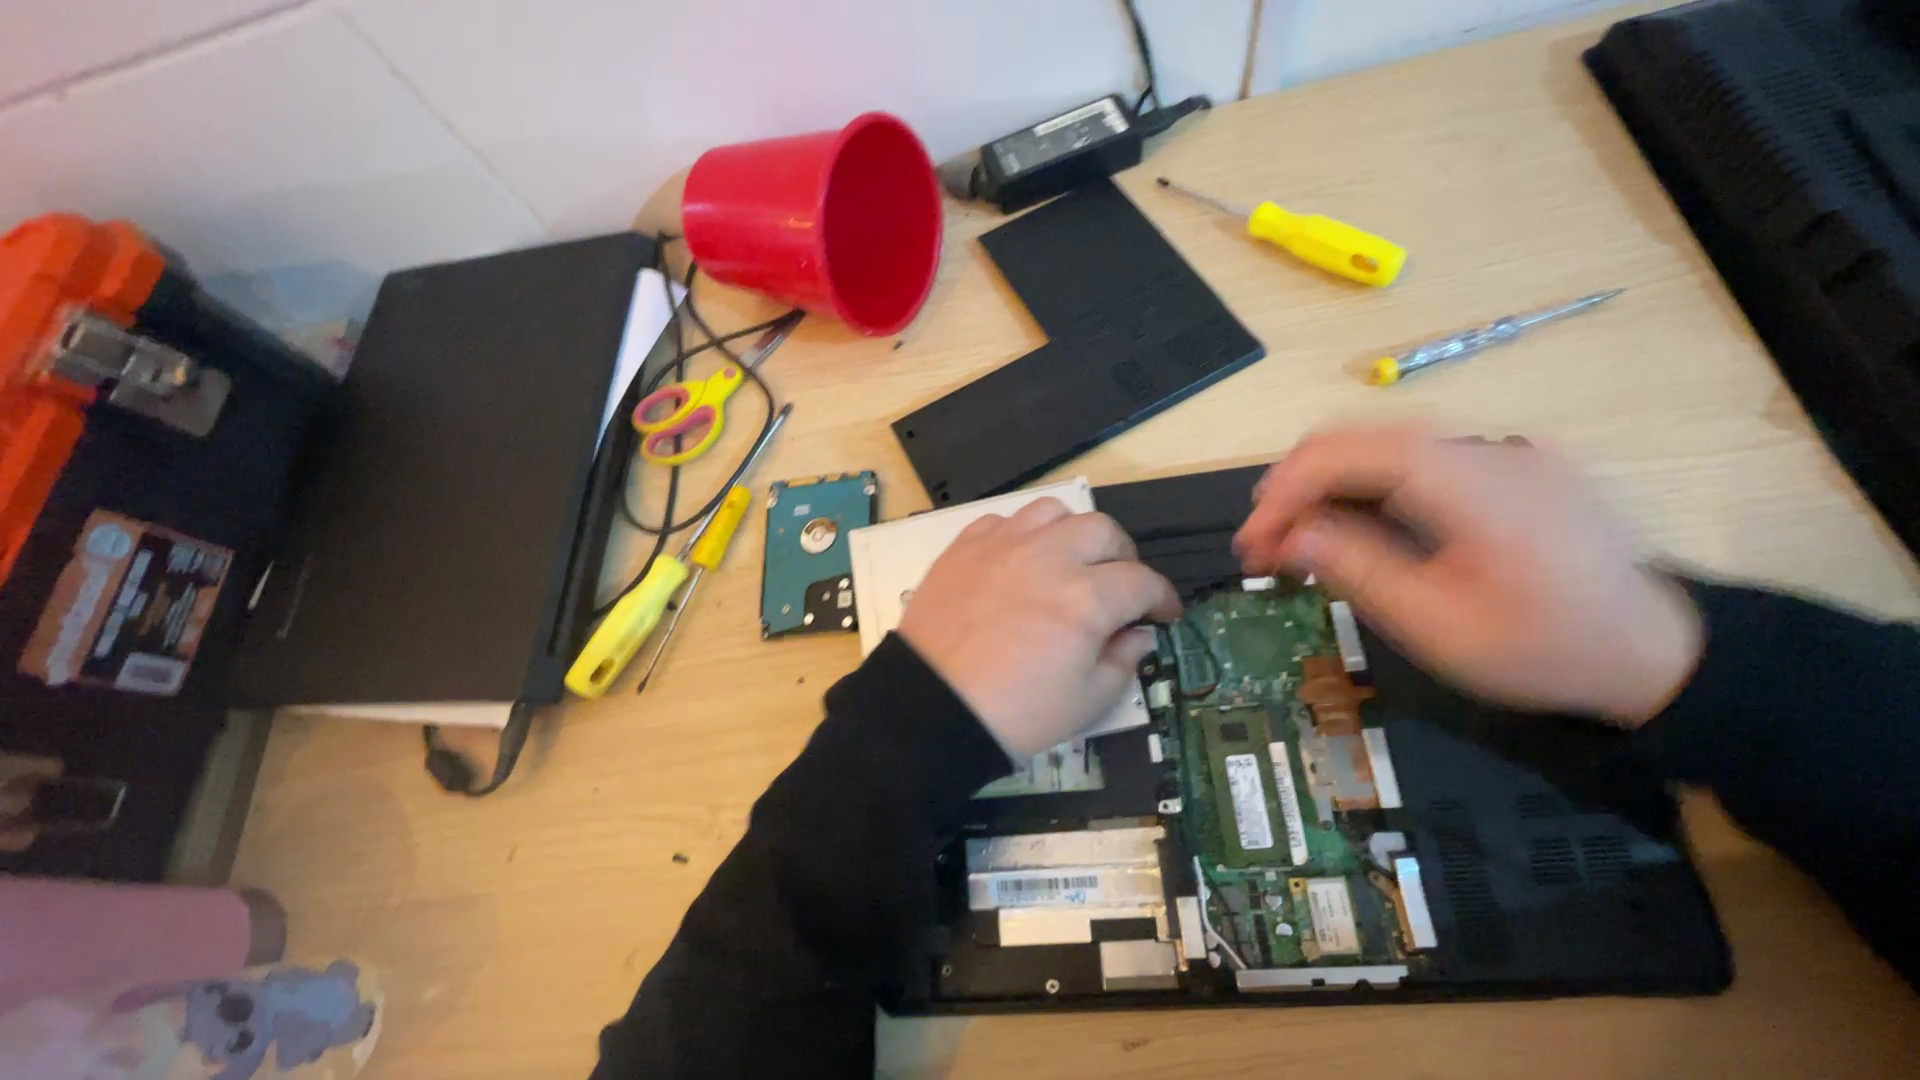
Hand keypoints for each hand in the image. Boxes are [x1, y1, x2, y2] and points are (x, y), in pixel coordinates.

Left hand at [898, 499, 1182, 757]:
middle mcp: (1049, 557)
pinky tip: (1021, 561)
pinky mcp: (965, 547)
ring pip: (1053, 513)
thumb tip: (1138, 632)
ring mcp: (1003, 545)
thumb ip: (1123, 660)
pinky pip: (1003, 521)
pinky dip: (1022, 535)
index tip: (1162, 614)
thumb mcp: (1087, 702)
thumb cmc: (1015, 713)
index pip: (1142, 581)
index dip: (1161, 598)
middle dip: (1122, 557)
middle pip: (1102, 531)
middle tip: (1119, 586)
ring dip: (1072, 534)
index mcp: (1087, 598)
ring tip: (1070, 562)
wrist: (931, 707)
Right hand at [1233, 424, 1701, 726]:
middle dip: (1296, 487)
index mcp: (1468, 480)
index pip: (1347, 453)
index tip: (1252, 544)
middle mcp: (1483, 446)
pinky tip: (1350, 526)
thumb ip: (1357, 569)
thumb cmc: (1544, 649)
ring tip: (1295, 540)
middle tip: (1263, 546)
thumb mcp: (1437, 625)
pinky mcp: (1508, 466)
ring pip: (1382, 446)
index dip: (1285, 491)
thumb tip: (1289, 535)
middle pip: (1359, 438)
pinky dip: (1368, 489)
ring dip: (1327, 487)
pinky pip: (1417, 461)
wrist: (1657, 653)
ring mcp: (1500, 451)